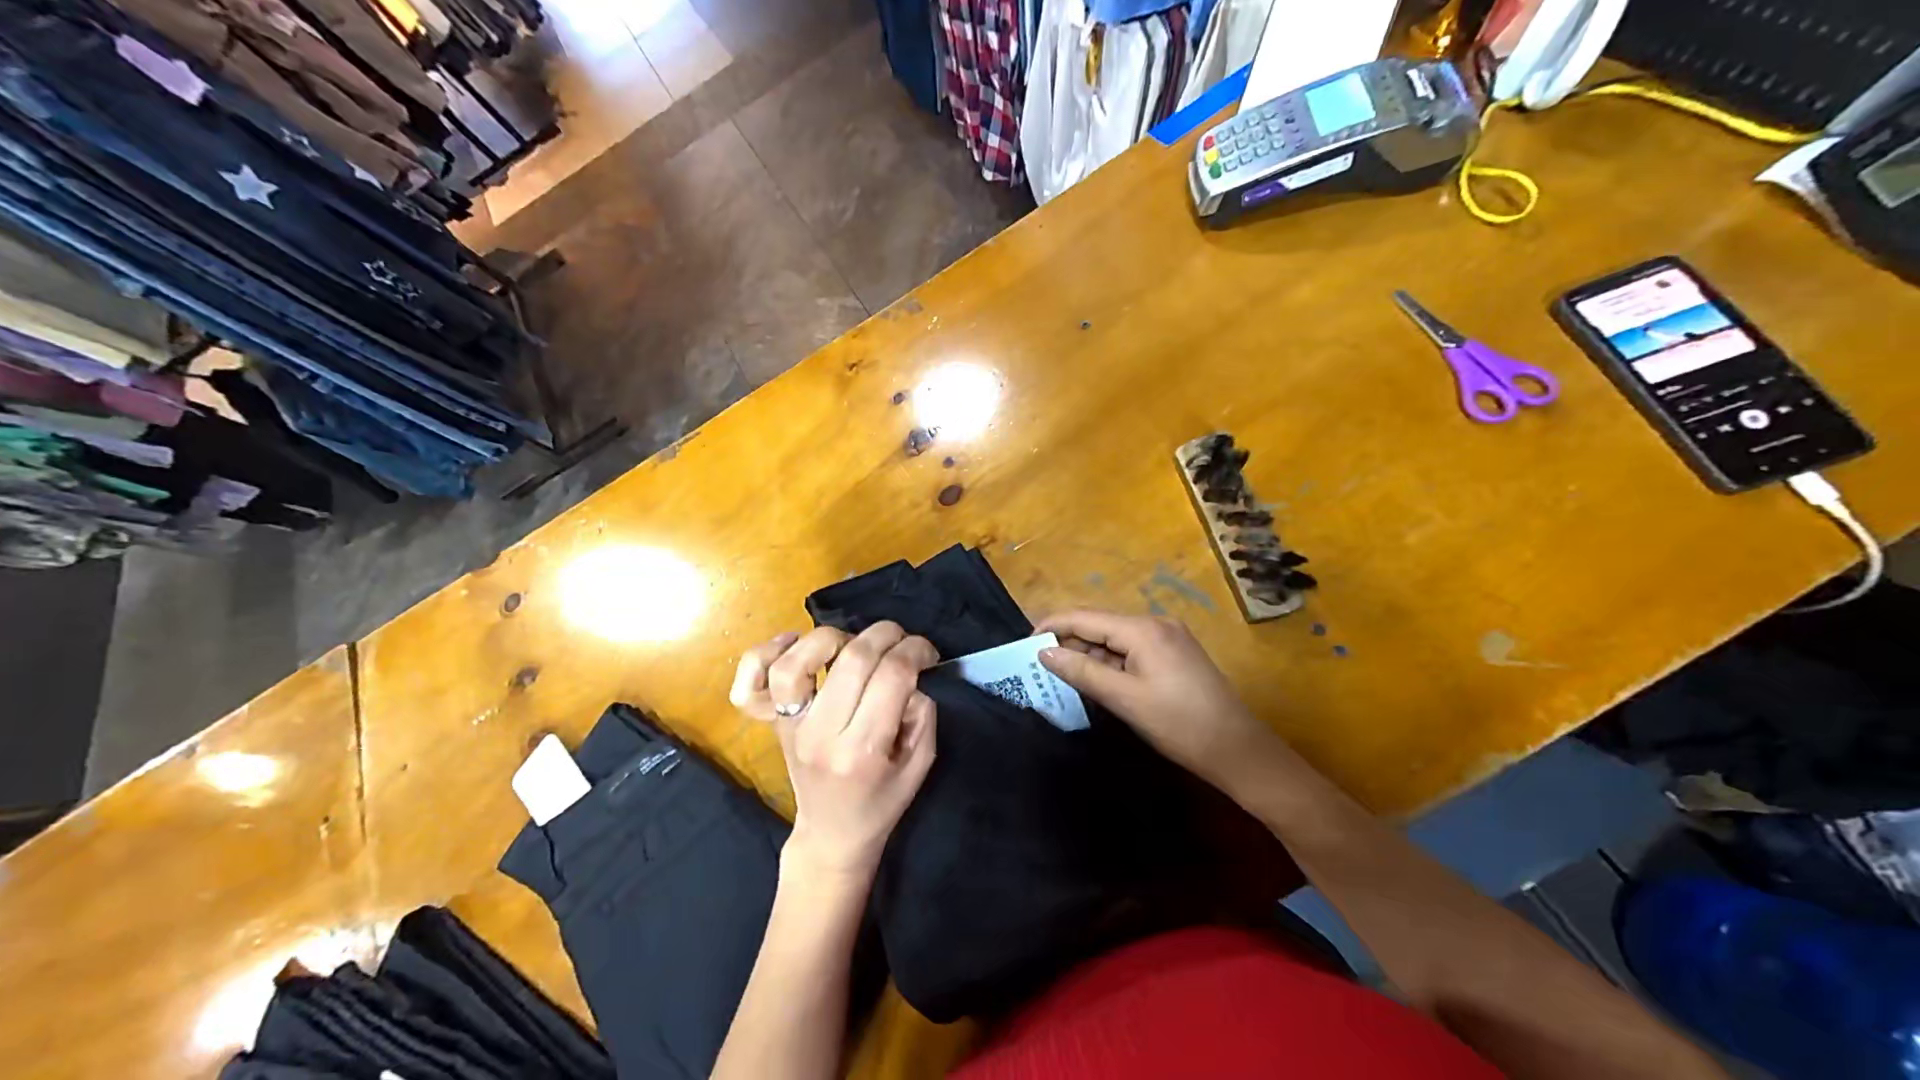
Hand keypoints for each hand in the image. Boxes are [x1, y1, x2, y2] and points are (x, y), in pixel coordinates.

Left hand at [730, 622, 939, 876]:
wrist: (831, 833)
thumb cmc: (882, 800)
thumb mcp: (920, 763)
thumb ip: (922, 714)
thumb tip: (909, 672)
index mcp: (862, 751)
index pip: (891, 676)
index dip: (916, 650)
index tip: (927, 653)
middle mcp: (821, 734)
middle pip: (852, 659)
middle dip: (886, 635)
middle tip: (902, 641)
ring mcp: (791, 726)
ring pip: (797, 661)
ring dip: (833, 638)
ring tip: (854, 644)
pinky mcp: (774, 720)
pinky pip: (754, 680)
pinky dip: (768, 651)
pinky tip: (795, 643)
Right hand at [1037, 609, 1286, 797]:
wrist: (1238, 750)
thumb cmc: (1178, 724)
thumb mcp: (1124, 699)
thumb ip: (1081, 671)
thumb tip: (1044, 652)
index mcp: (1143, 629)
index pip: (1084, 617)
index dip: (1052, 628)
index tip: (1024, 646)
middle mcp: (1155, 623)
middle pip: (1099, 625)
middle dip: (1069, 643)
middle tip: (1040, 668)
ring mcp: (1167, 637)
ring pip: (1114, 638)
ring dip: (1088, 654)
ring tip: (1062, 678)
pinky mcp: (1173, 654)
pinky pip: (1130, 650)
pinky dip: (1110, 662)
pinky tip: (1096, 681)